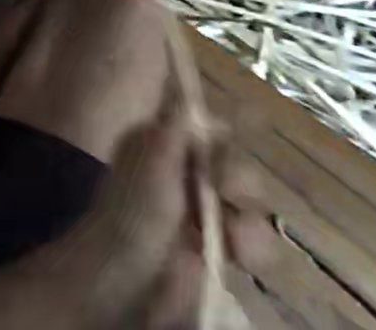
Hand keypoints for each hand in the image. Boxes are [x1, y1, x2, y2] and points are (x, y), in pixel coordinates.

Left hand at [51, 110, 278, 328]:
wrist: (124, 280)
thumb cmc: (134, 212)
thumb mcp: (152, 160)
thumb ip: (174, 127)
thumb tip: (188, 96)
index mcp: (162, 144)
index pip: (202, 125)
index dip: (223, 131)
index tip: (241, 132)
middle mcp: (183, 173)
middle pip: (230, 163)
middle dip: (240, 177)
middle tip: (231, 190)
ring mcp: (199, 212)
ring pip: (245, 203)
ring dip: (249, 219)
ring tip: (238, 240)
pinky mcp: (214, 249)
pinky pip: (248, 240)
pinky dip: (251, 247)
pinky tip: (242, 257)